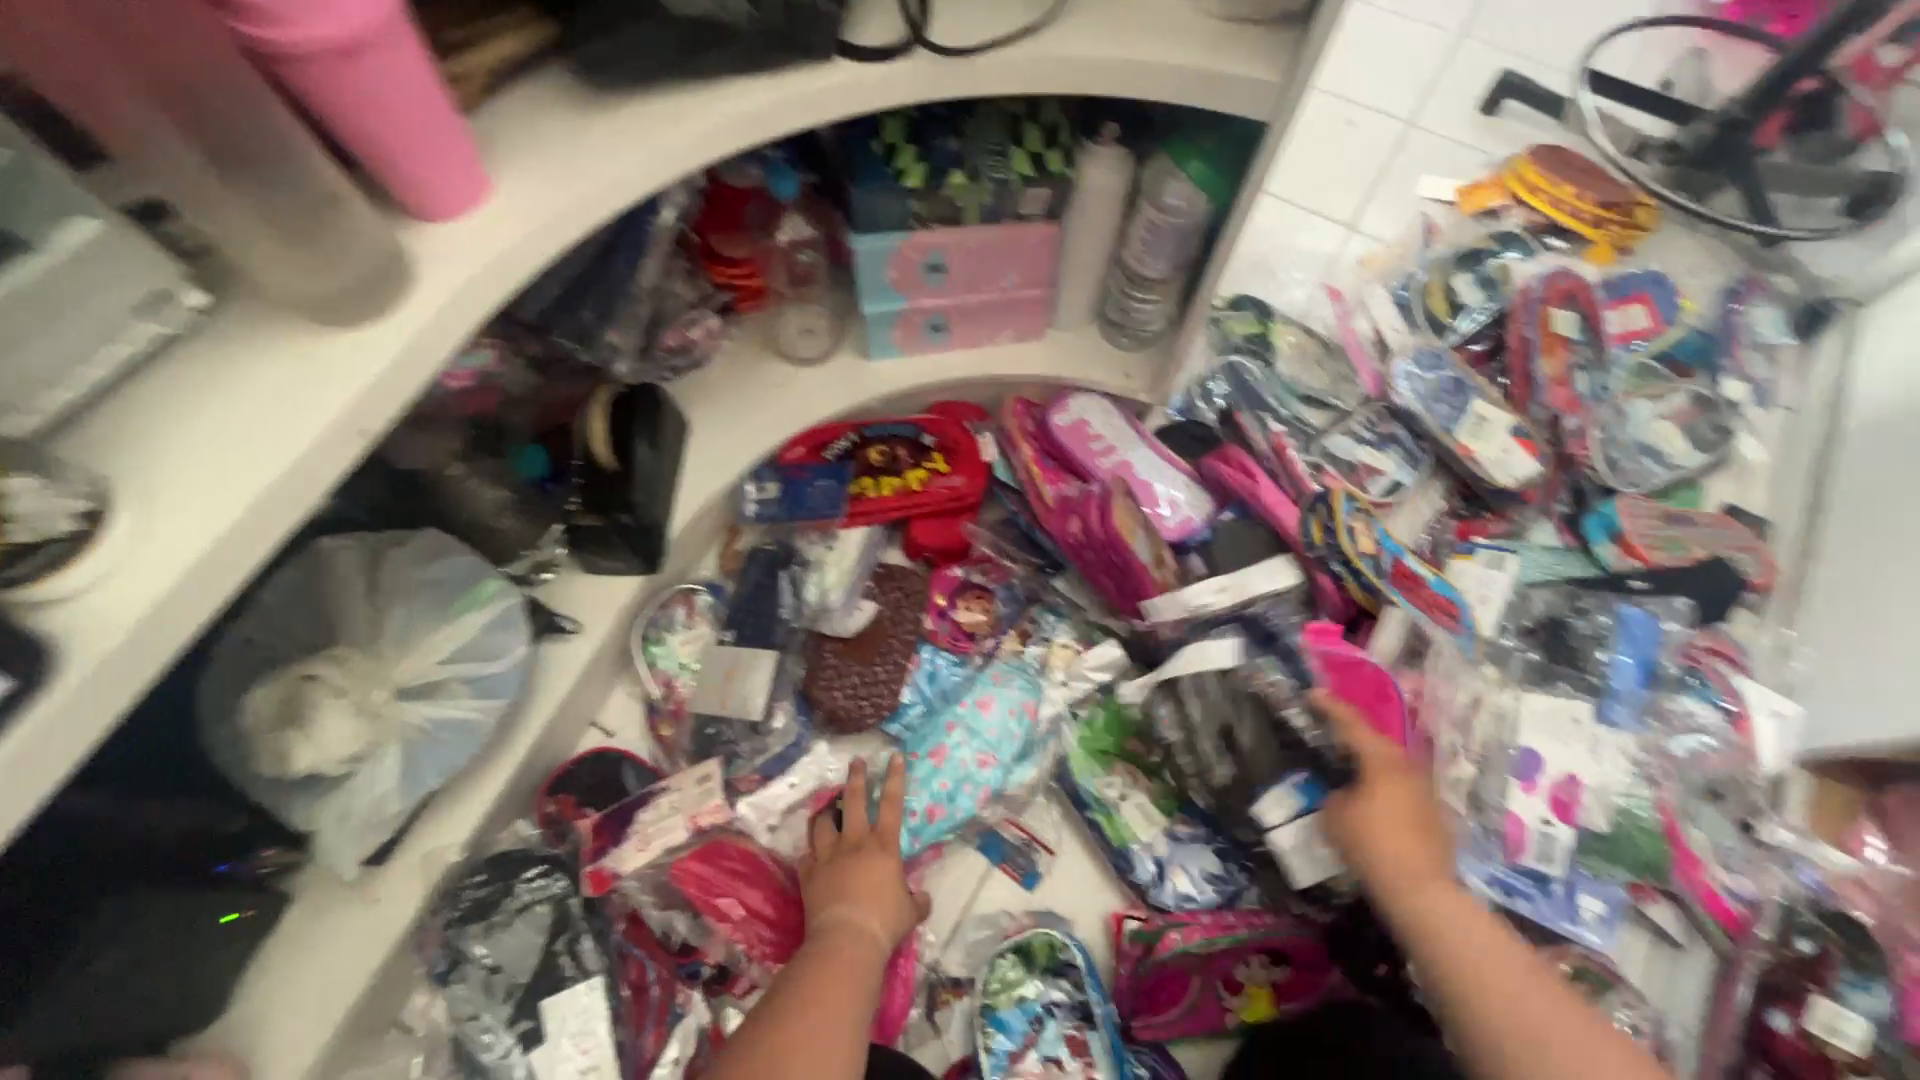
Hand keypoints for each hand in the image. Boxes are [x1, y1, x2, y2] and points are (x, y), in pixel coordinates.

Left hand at [798, 755, 930, 960]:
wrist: (846, 939)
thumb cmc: (885, 923)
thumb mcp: (912, 913)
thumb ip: (917, 901)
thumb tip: (921, 898)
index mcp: (884, 847)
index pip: (892, 803)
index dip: (895, 777)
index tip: (894, 757)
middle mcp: (855, 842)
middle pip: (853, 800)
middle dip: (856, 778)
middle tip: (856, 763)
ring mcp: (828, 855)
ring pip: (823, 822)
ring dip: (826, 812)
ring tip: (828, 807)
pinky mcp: (808, 872)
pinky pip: (807, 854)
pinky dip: (810, 851)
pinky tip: (811, 852)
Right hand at [1314, 690, 1455, 901]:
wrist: (1420, 888)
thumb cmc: (1371, 843)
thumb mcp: (1334, 814)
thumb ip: (1336, 793)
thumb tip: (1346, 793)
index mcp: (1382, 759)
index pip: (1352, 723)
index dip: (1330, 707)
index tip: (1312, 694)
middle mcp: (1408, 767)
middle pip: (1377, 742)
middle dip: (1353, 735)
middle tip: (1331, 732)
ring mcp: (1426, 790)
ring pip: (1393, 765)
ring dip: (1371, 762)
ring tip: (1350, 767)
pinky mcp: (1434, 813)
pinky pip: (1402, 787)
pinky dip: (1384, 786)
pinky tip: (1372, 799)